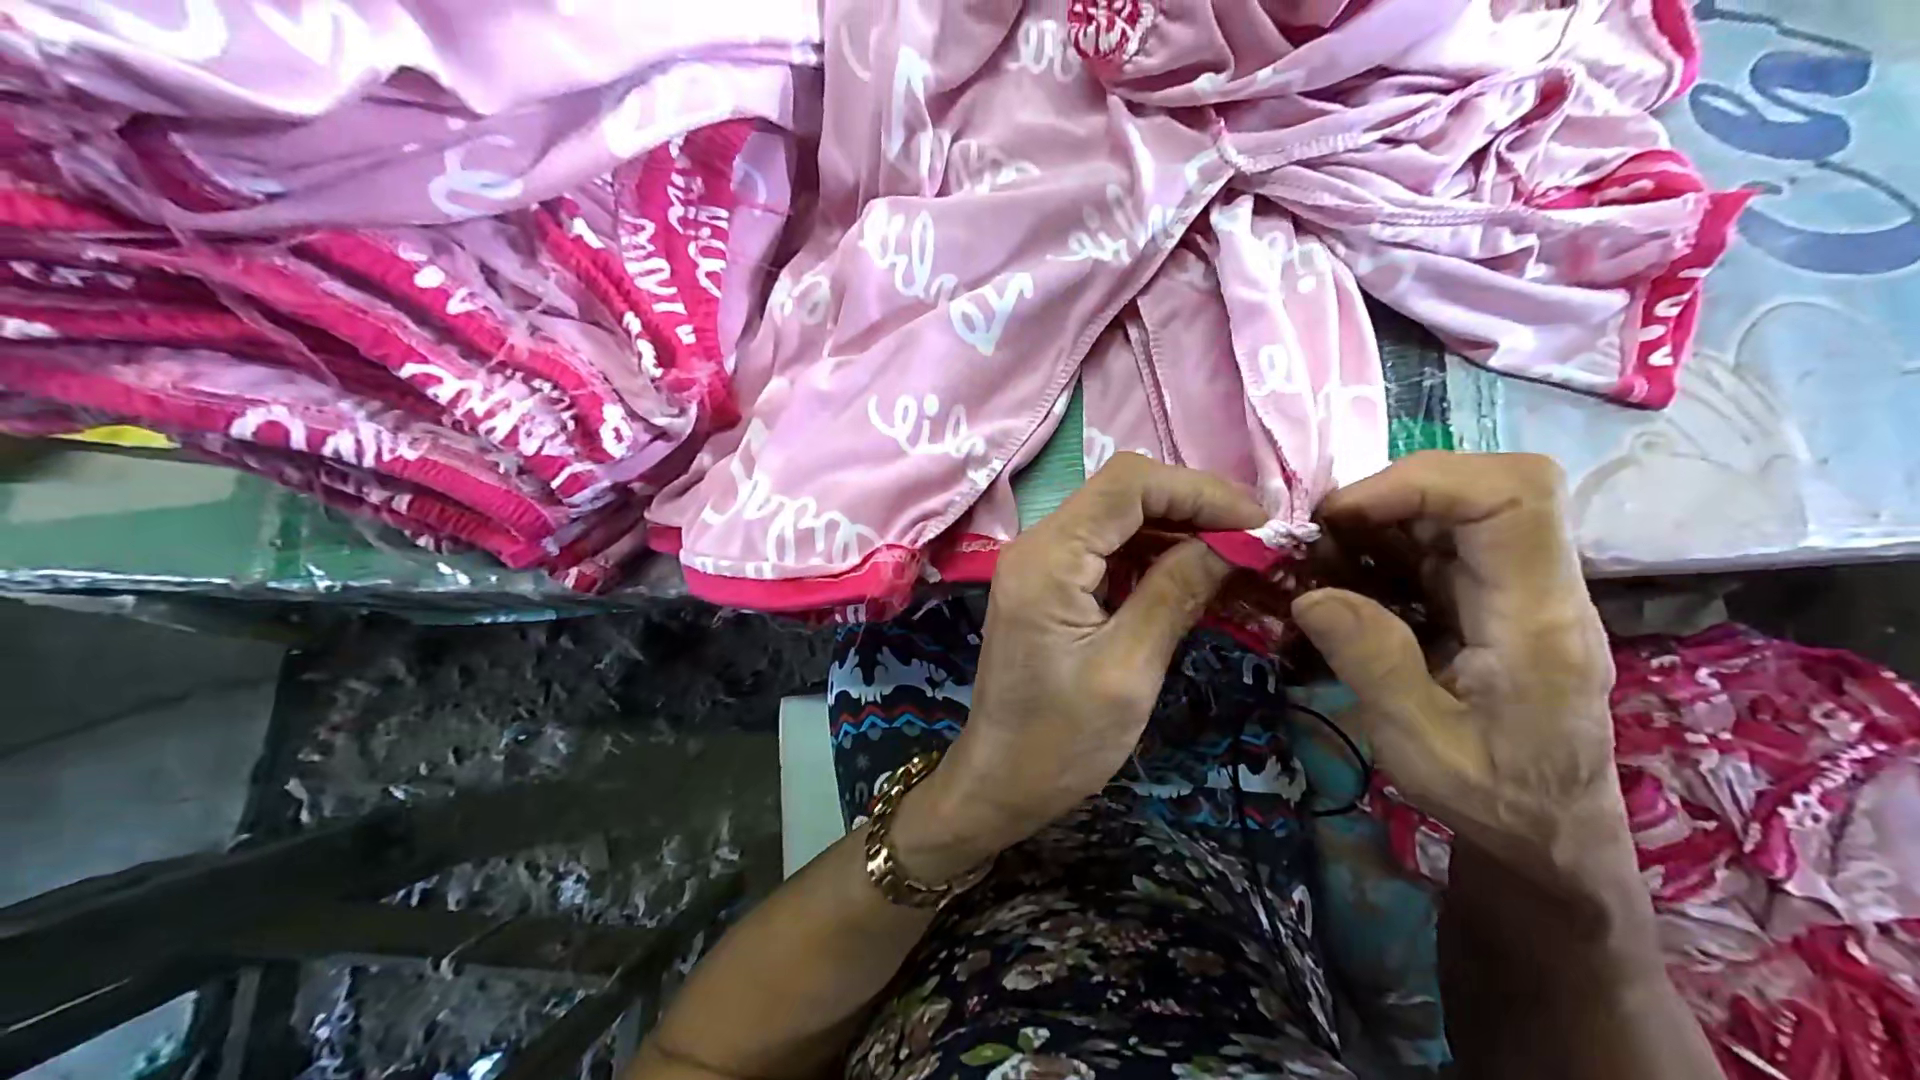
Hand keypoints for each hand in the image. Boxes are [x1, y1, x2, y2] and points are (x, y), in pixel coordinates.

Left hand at [897, 454, 1265, 872]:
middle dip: (1194, 506)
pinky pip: (1108, 550)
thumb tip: (1235, 542)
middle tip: (1257, 539)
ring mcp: (1041, 563)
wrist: (1000, 782)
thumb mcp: (1129, 669)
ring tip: (1239, 554)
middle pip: (1124, 493)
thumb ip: (1176, 592)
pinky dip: (1155, 553)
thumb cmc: (1060, 740)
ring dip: (1179, 528)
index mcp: (1048, 558)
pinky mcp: (1050, 585)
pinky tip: (1196, 571)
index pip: (1128, 485)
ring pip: (1119, 518)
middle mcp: (1038, 544)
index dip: (1200, 491)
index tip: (1260, 522)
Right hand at [1289, 451, 1630, 892]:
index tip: (1340, 515)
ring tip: (1327, 555)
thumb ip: (1372, 665)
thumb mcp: (1419, 745)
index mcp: (1536, 619)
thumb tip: (1312, 595)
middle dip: (1392, 492)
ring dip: (1383, 515)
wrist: (1551, 832)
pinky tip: (1350, 575)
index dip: (1419, 482)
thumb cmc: (1493, 796)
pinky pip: (1442, 539)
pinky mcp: (1493, 595)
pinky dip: (1386, 540)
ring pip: (1461, 504)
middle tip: (1325, 533)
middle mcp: (1540, 587)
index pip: (1511, 497)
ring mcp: (1519, 587)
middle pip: (1488, 484)